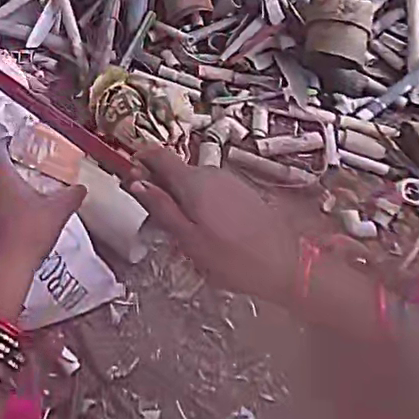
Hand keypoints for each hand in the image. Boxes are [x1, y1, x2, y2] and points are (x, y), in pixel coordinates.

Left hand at [0, 147, 84, 307]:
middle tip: (23, 168)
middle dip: (5, 164)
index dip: (10, 143)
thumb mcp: (57, 212)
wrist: (4, 272)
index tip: (22, 147)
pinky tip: (7, 217)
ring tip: (17, 193)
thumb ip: (71, 195)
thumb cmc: (28, 234)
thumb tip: (81, 189)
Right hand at [127, 145, 301, 302]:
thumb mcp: (188, 238)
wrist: (287, 264)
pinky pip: (209, 188)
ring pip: (192, 180)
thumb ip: (161, 207)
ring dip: (180, 195)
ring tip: (182, 229)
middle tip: (155, 216)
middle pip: (175, 169)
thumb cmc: (232, 257)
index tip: (131, 175)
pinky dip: (199, 200)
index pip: (158, 154)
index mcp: (192, 181)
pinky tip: (206, 227)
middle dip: (160, 185)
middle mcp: (209, 172)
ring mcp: (227, 179)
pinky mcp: (240, 190)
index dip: (140, 159)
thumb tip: (136, 181)